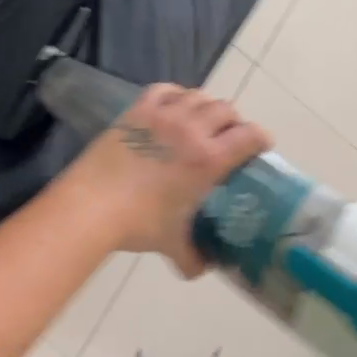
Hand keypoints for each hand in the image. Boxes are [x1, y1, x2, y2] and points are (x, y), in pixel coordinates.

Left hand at [55, 84, 271, 278]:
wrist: (93, 203)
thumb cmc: (139, 223)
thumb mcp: (173, 245)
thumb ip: (193, 257)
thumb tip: (201, 267)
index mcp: (208, 159)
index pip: (249, 135)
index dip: (261, 137)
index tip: (262, 145)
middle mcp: (190, 128)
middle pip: (225, 109)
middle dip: (234, 121)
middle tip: (231, 137)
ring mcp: (162, 114)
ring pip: (197, 95)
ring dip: (206, 105)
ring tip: (203, 120)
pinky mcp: (137, 109)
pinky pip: (164, 89)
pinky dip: (176, 93)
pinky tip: (174, 104)